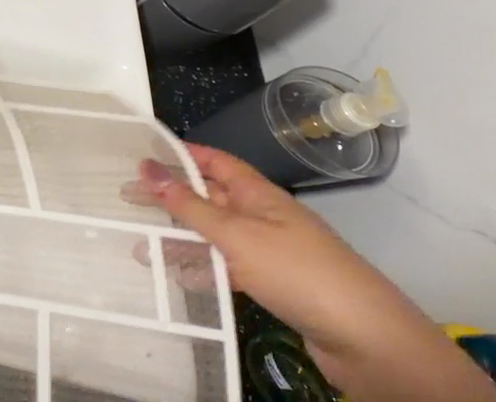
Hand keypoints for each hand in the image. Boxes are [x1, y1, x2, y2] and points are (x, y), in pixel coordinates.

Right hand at [136, 145, 446, 368]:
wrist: (370, 341)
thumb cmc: (300, 273)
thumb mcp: (237, 235)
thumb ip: (189, 206)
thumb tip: (147, 169)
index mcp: (260, 195)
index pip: (216, 161)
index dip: (181, 154)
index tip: (141, 153)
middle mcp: (266, 217)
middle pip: (211, 198)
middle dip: (170, 197)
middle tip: (125, 199)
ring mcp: (273, 252)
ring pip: (216, 235)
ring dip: (180, 237)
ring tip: (140, 244)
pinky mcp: (276, 285)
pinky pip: (228, 266)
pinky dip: (202, 267)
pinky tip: (177, 276)